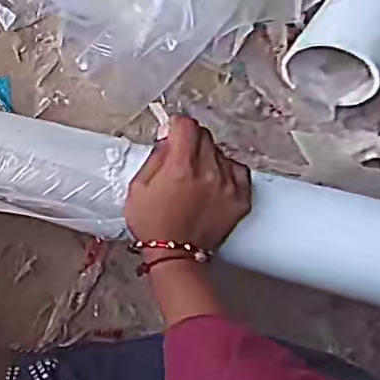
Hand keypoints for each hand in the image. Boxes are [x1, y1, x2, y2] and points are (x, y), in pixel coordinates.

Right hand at [124, 114, 251, 252]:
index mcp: (180, 167)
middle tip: (179, 156)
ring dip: (207, 157)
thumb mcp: (138, 187)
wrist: (175, 254)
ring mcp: (229, 184)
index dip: (176, 124)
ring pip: (220, 153)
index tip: (172, 130)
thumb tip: (168, 138)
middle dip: (190, 141)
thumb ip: (155, 158)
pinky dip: (225, 171)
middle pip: (205, 137)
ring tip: (195, 177)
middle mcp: (209, 172)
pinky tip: (212, 182)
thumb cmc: (151, 222)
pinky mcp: (242, 197)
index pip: (187, 126)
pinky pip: (237, 170)